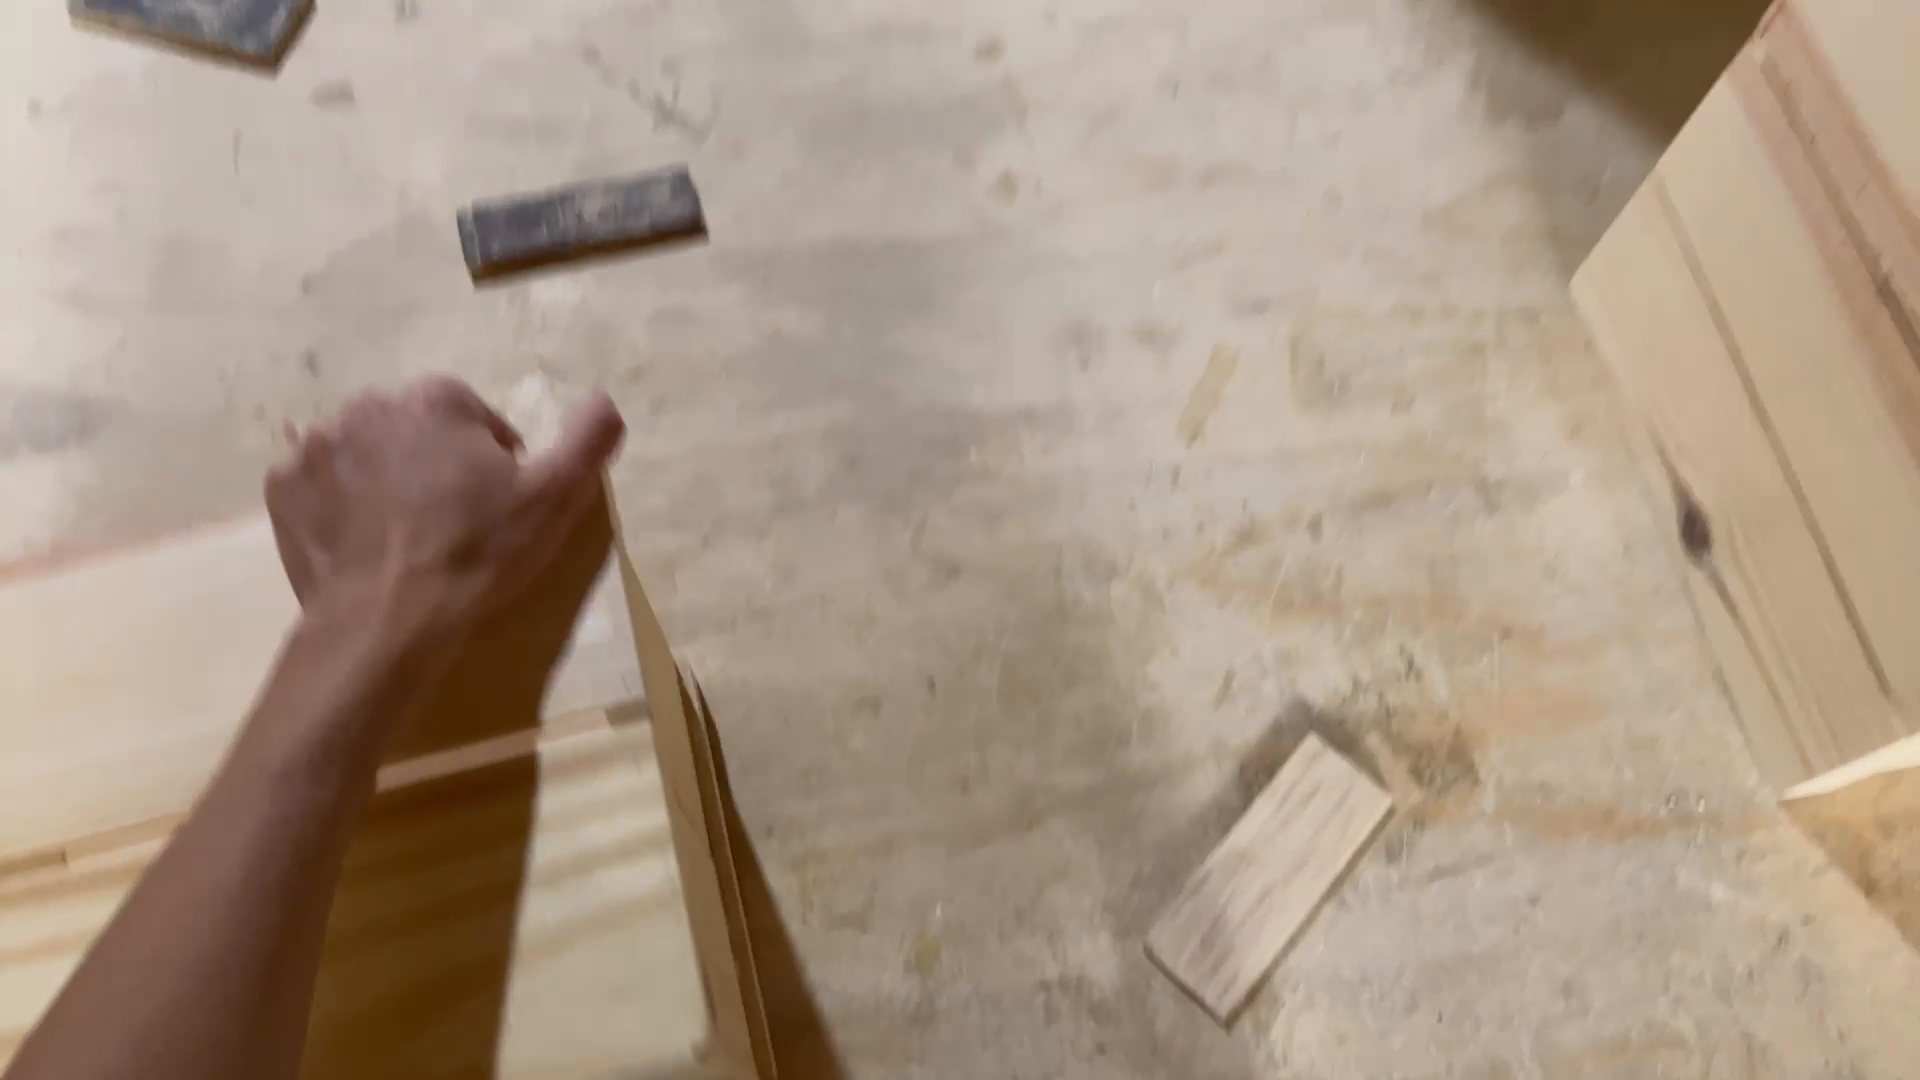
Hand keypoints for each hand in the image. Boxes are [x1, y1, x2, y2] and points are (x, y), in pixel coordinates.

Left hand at [264, 377, 624, 645]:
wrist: (391, 619)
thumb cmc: (483, 550)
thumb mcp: (559, 493)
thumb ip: (589, 437)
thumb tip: (606, 397)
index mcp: (435, 400)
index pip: (477, 415)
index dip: (498, 458)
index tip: (503, 500)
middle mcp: (367, 407)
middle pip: (422, 428)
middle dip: (443, 460)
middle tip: (463, 517)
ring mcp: (315, 448)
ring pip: (374, 452)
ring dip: (396, 477)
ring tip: (417, 531)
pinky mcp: (283, 490)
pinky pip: (328, 482)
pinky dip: (349, 502)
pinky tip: (374, 540)